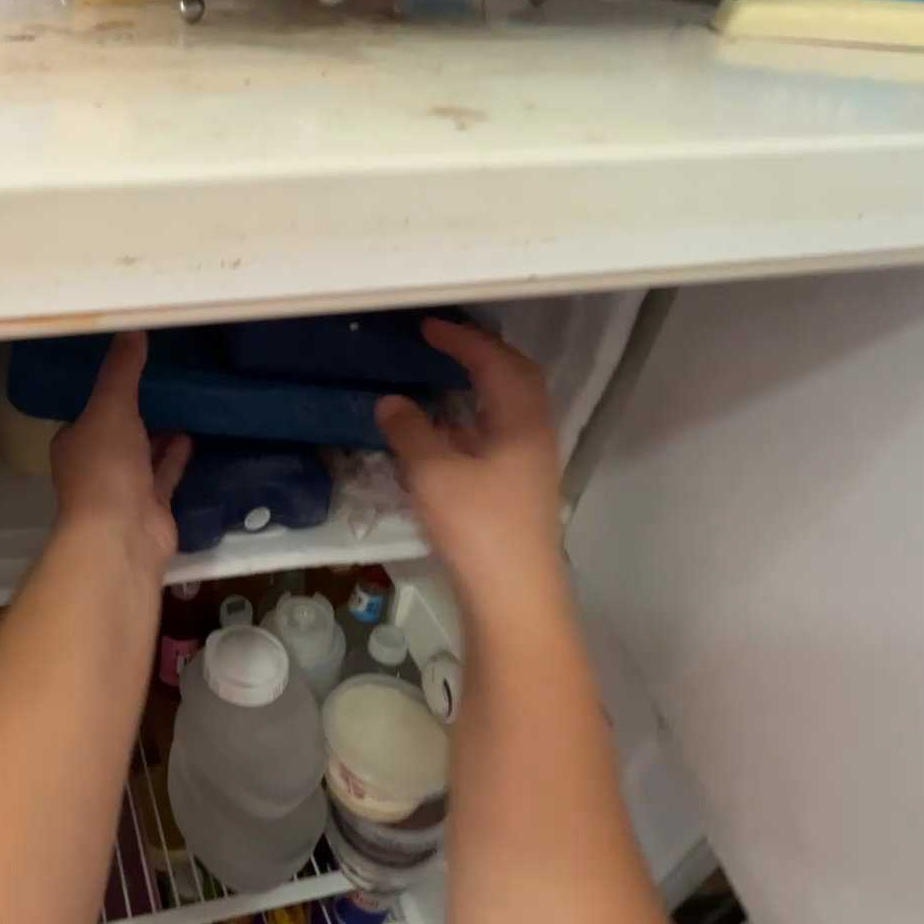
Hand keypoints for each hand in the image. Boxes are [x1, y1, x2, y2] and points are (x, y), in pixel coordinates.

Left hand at [50, 332, 192, 580]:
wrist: (122, 536)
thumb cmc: (105, 468)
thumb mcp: (110, 408)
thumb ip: (122, 371)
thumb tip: (132, 328)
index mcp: (75, 441)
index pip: (89, 410)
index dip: (108, 390)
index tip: (131, 366)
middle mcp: (96, 465)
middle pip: (118, 432)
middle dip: (138, 411)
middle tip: (165, 379)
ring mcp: (124, 488)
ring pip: (144, 454)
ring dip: (160, 433)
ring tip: (184, 403)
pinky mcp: (152, 506)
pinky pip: (165, 474)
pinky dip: (176, 456)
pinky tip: (193, 435)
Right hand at [375, 319, 562, 608]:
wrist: (512, 596)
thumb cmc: (477, 527)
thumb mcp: (434, 473)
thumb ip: (410, 432)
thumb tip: (390, 402)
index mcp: (521, 423)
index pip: (497, 364)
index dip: (464, 340)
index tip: (430, 327)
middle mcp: (532, 437)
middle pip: (514, 381)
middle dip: (479, 356)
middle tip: (443, 344)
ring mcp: (526, 466)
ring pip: (505, 412)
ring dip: (475, 389)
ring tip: (438, 382)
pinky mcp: (513, 491)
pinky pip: (493, 438)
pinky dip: (468, 422)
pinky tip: (442, 434)